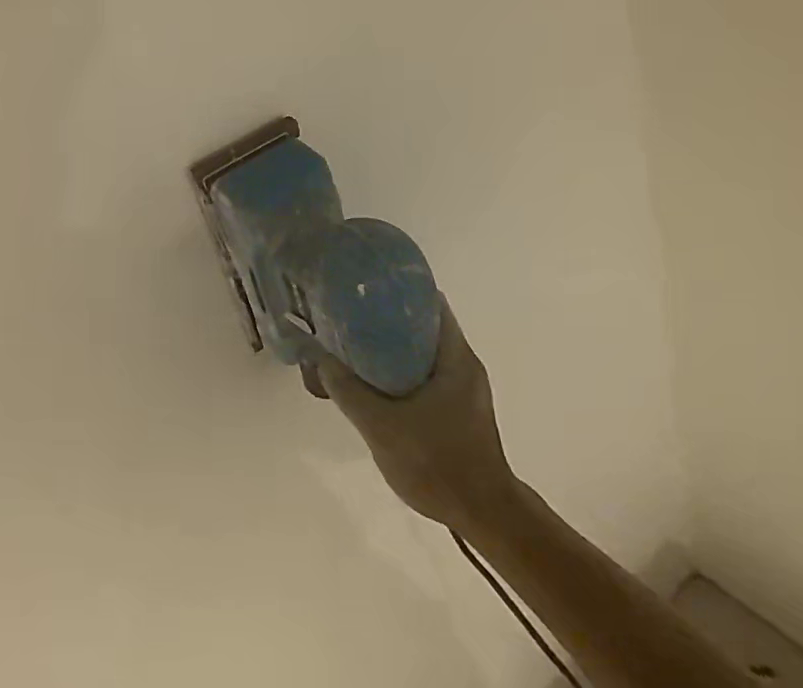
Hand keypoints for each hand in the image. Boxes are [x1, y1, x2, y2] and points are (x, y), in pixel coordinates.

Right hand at [313, 300, 516, 528]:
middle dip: (388, 319)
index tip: (366, 290)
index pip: (432, 304)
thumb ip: (348, 391)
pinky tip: (374, 382)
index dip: (399, 291)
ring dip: (392, 347)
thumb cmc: (436, 463)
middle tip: (350, 317)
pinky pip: (426, 376)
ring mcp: (464, 389)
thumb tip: (320, 359)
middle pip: (425, 326)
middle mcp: (464, 365)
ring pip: (424, 353)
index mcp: (455, 358)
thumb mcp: (381, 426)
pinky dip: (401, 371)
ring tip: (355, 345)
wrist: (482, 513)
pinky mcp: (459, 409)